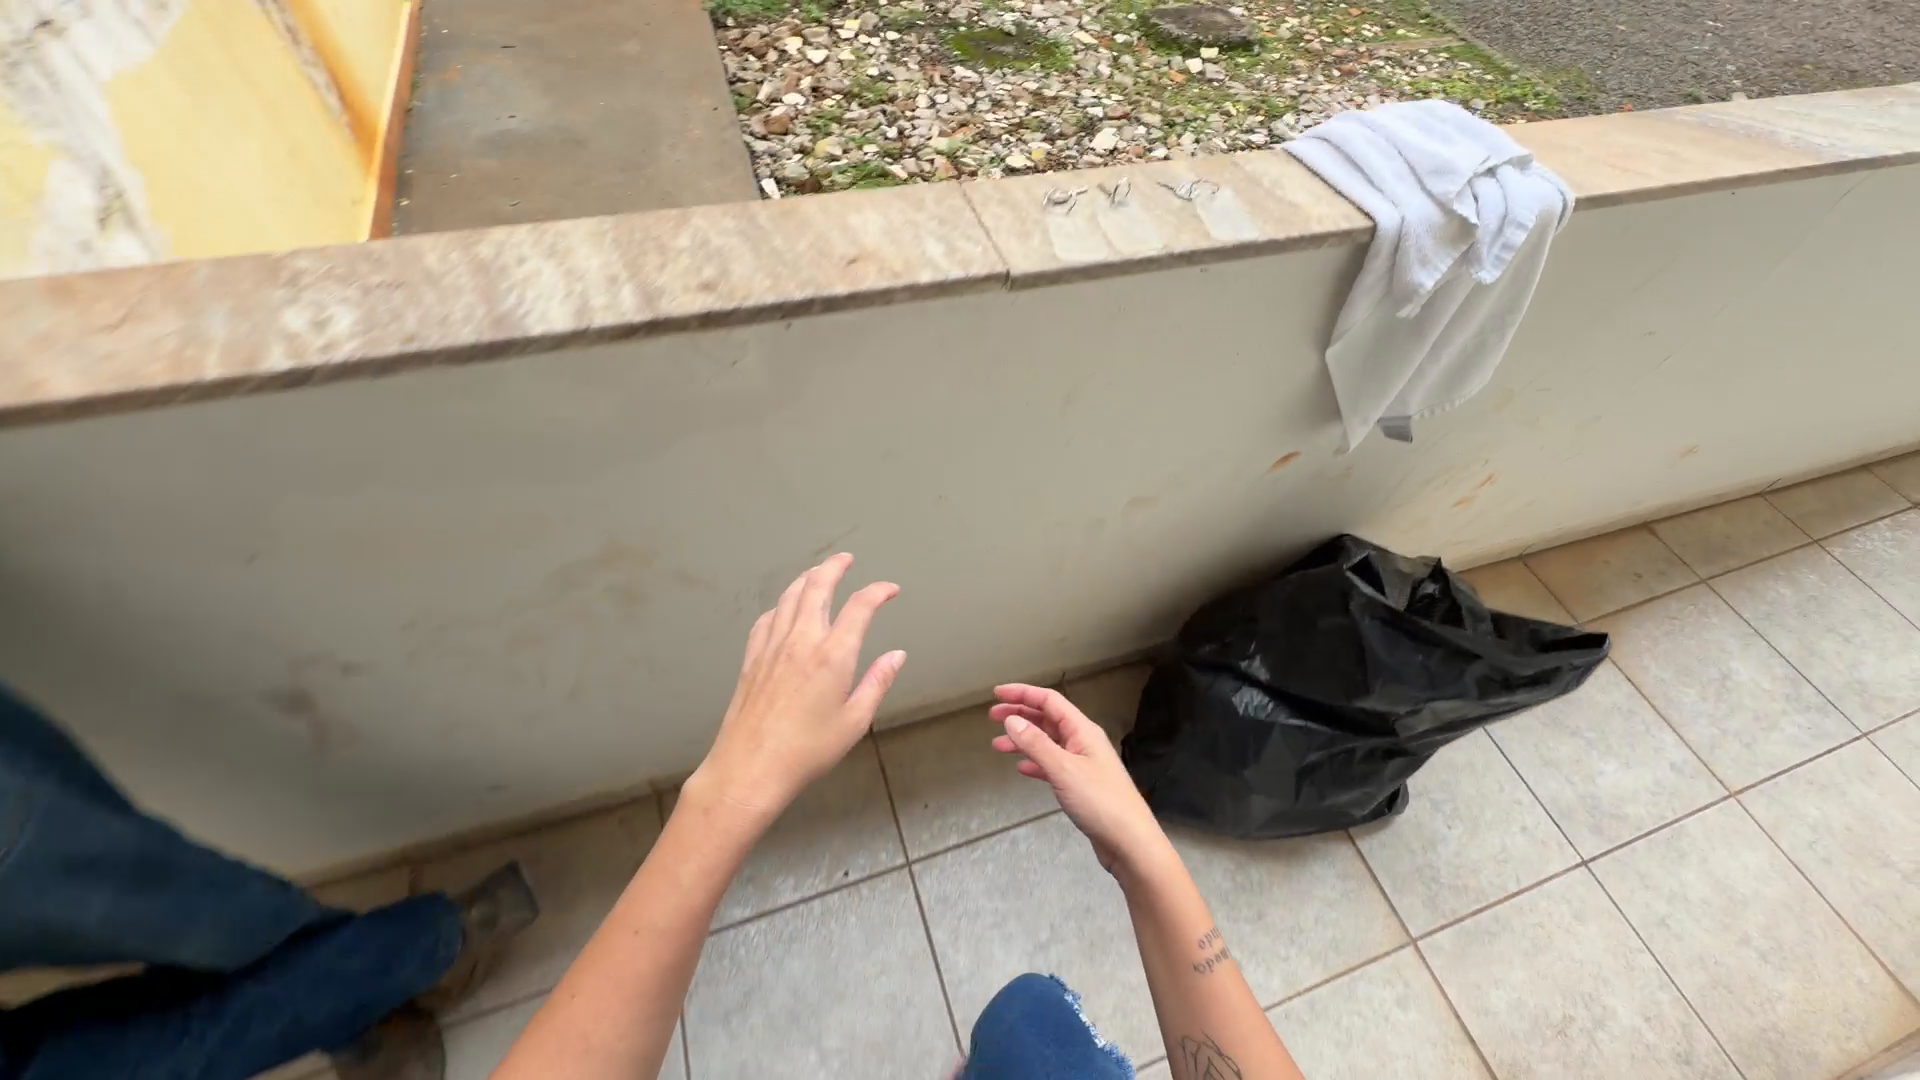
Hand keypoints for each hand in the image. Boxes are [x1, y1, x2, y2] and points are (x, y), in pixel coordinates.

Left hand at [689, 554, 904, 820]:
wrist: (749, 767)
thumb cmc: (808, 750)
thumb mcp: (854, 721)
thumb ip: (877, 682)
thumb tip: (897, 655)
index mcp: (833, 655)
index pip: (860, 607)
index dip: (878, 591)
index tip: (890, 589)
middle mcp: (802, 640)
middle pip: (817, 587)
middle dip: (835, 567)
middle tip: (846, 559)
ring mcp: (772, 646)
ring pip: (790, 597)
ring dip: (807, 579)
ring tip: (818, 574)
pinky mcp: (752, 657)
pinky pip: (768, 618)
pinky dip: (782, 605)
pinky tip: (785, 609)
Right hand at [990, 684, 1167, 874]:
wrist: (1129, 842)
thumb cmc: (1099, 801)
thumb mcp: (1063, 769)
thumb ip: (1036, 744)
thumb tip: (1011, 720)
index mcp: (1082, 730)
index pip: (1049, 701)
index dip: (1023, 693)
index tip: (997, 694)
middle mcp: (1083, 741)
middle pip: (1047, 719)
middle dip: (1020, 714)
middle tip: (993, 717)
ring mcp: (1083, 763)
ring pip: (1048, 742)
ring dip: (1024, 740)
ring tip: (998, 746)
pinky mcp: (1081, 785)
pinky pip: (1053, 764)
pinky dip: (1035, 763)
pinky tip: (1021, 769)